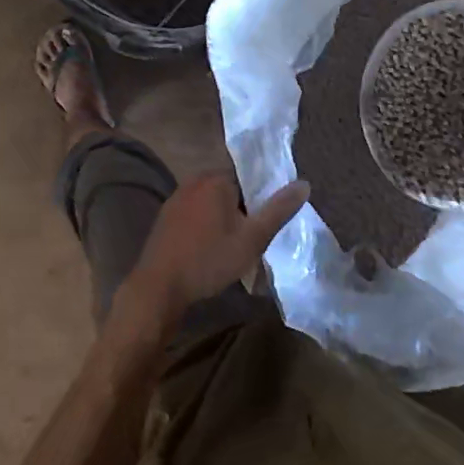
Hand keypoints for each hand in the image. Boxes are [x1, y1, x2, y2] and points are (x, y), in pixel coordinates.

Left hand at [121, 173, 309, 325]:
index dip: (260, 197)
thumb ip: (279, 210)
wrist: (159, 287)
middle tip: (253, 234)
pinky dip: (205, 225)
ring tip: (234, 243)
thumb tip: (304, 184)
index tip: (266, 219)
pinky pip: (195, 213)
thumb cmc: (209, 259)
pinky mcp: (165, 218)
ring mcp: (176, 199)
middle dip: (242, 207)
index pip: (247, 177)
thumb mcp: (253, 238)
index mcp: (216, 179)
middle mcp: (193, 181)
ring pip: (210, 202)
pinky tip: (210, 247)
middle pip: (228, 188)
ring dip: (223, 218)